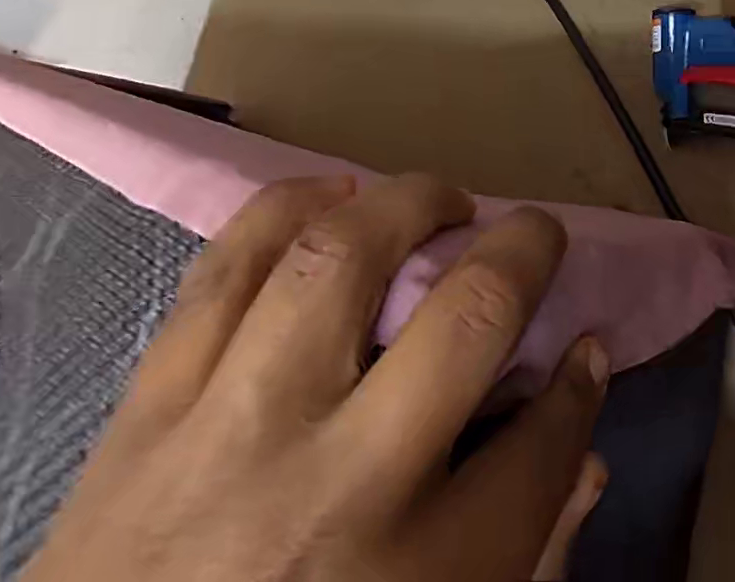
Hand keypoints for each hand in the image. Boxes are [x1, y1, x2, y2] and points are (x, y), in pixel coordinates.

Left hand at [21, 173, 609, 581]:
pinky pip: (225, 270)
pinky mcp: (149, 409)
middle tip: (534, 232)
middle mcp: (335, 485)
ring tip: (441, 200)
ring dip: (408, 204)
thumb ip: (526, 552)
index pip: (542, 445)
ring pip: (338, 262)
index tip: (584, 343)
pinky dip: (288, 207)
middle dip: (523, 255)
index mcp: (420, 575)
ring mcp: (233, 432)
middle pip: (465, 320)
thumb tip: (585, 440)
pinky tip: (334, 192)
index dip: (578, 383)